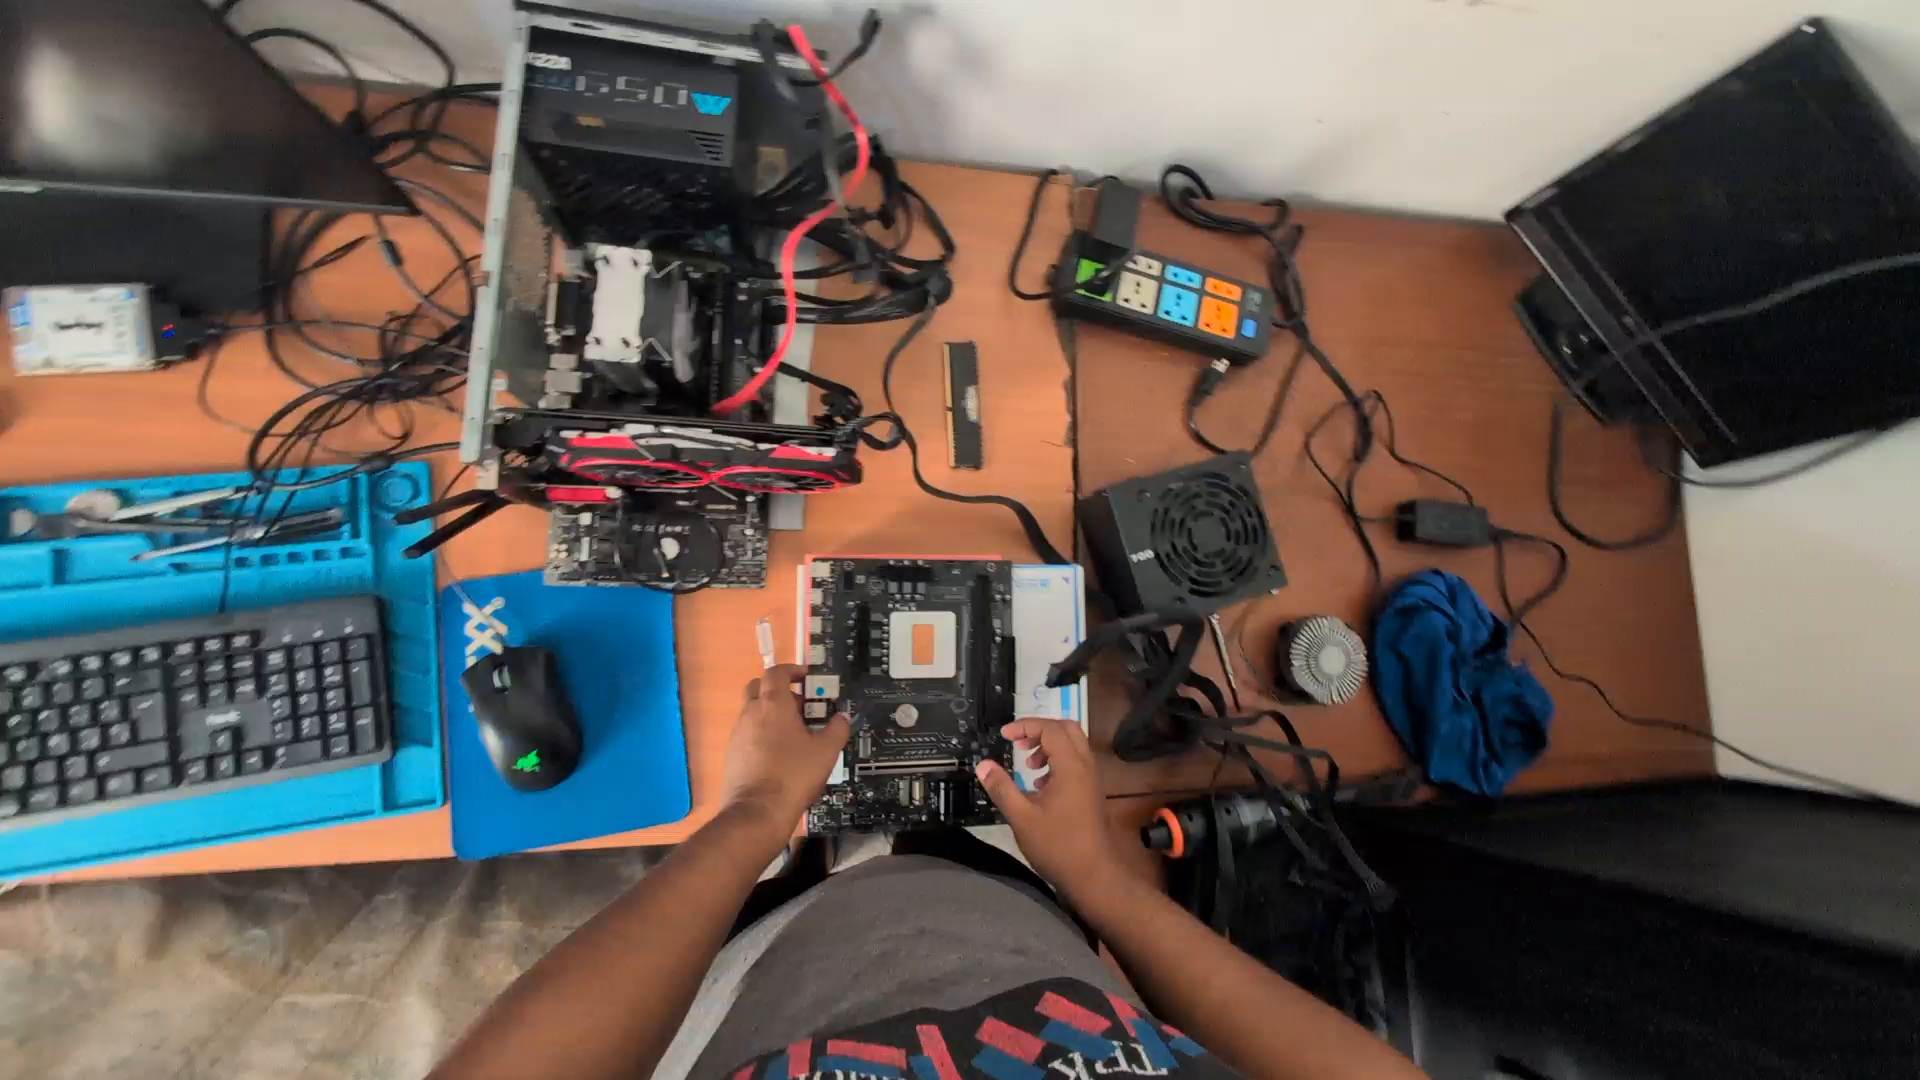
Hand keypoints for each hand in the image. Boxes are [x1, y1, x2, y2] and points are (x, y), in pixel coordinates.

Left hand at [720, 664, 848, 843]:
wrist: (757, 812)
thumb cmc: (794, 774)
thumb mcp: (826, 751)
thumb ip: (837, 729)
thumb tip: (843, 717)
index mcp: (773, 705)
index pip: (776, 672)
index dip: (792, 670)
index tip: (807, 678)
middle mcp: (751, 714)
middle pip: (758, 687)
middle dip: (778, 690)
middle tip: (800, 705)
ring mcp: (738, 734)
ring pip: (753, 712)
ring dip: (771, 714)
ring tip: (794, 734)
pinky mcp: (732, 755)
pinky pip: (748, 734)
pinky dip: (762, 734)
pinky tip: (780, 755)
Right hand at [974, 718, 1127, 903]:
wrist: (1095, 876)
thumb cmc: (1058, 846)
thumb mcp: (1022, 817)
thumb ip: (1002, 788)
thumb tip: (983, 765)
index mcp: (1071, 766)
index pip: (1051, 729)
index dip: (1026, 726)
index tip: (1005, 735)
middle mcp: (1085, 766)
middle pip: (1067, 729)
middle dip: (1040, 730)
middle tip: (1019, 744)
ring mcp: (1092, 779)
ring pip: (1074, 745)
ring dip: (1050, 746)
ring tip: (1028, 767)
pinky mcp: (1091, 792)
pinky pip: (1076, 762)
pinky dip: (1058, 762)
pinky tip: (1041, 786)